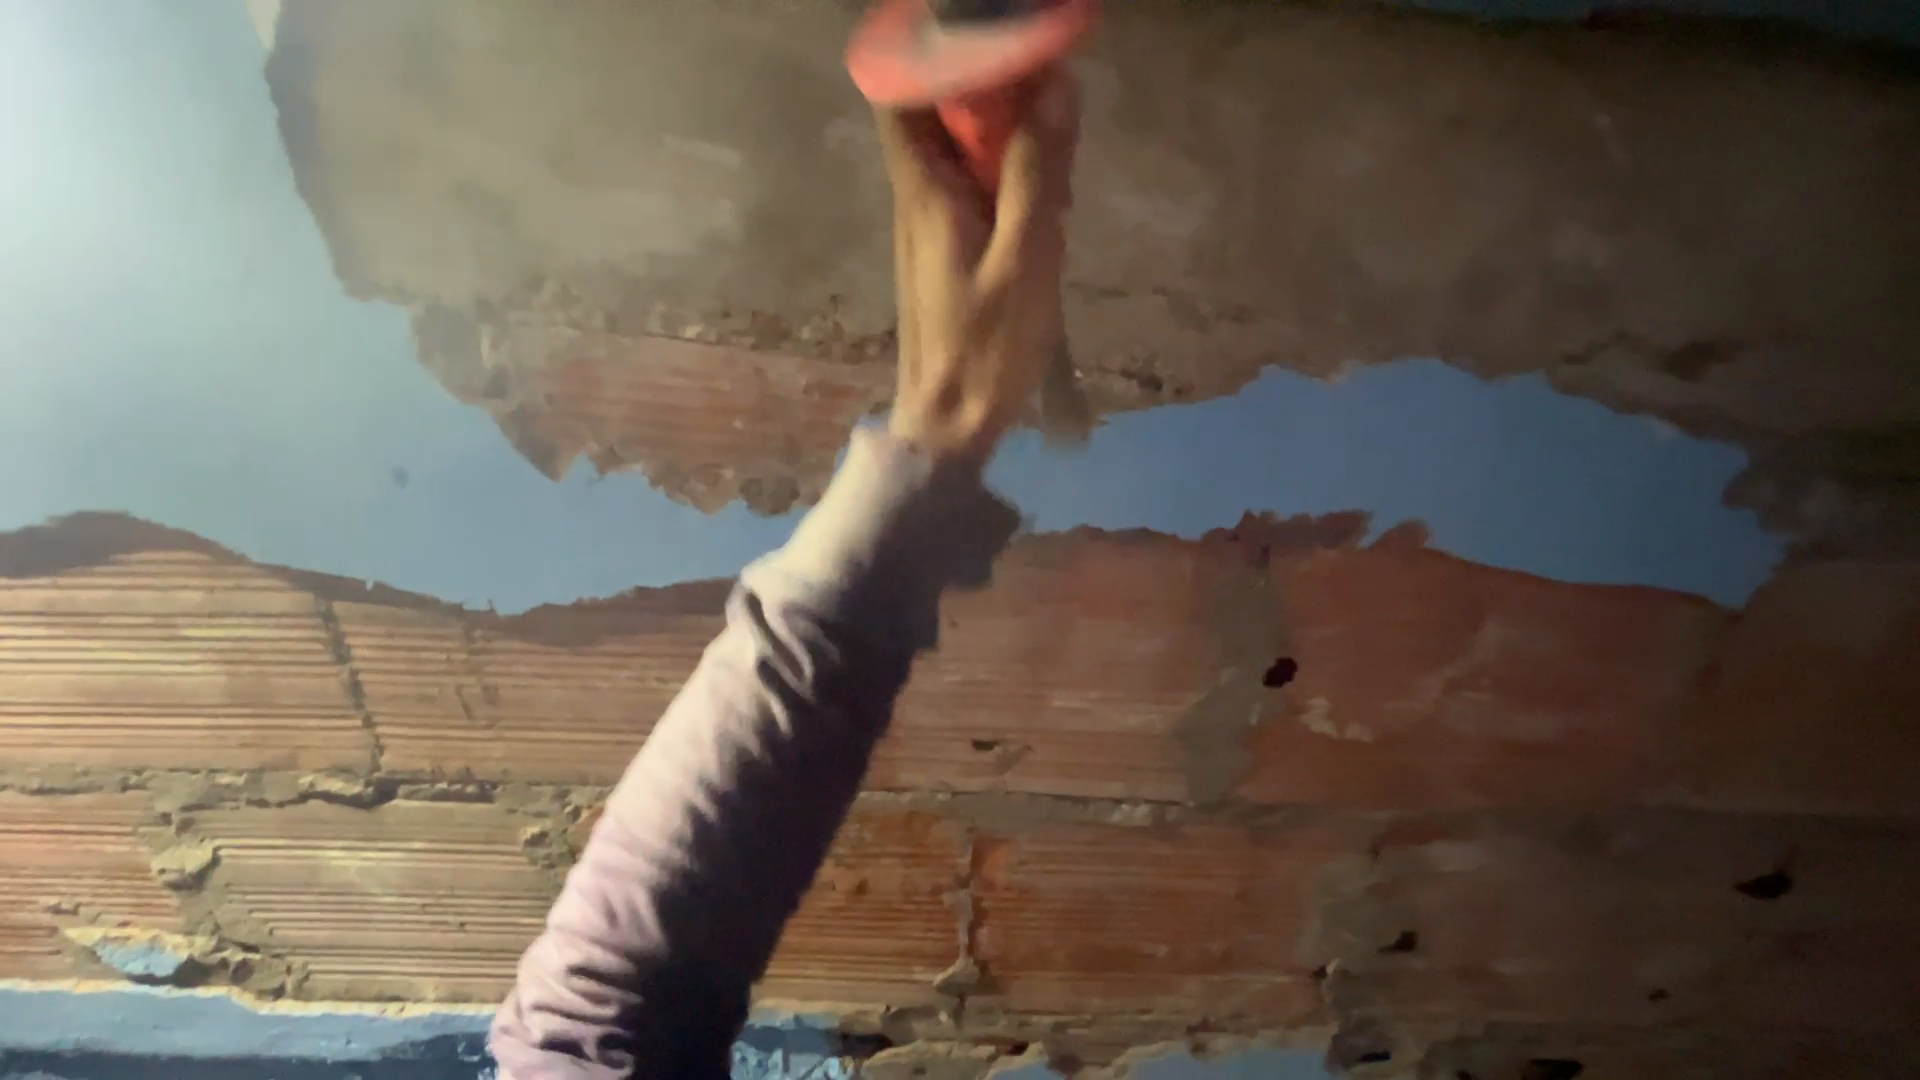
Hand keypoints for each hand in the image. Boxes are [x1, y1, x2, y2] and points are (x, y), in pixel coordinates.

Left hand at [876, 67, 1081, 465]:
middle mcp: (916, 199)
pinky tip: (1043, 215)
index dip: (940, 58)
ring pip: (960, 154)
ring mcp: (929, 228)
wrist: (949, 421)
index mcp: (924, 191)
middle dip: (994, 98)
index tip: (998, 49)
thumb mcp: (1024, 260)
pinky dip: (1007, 186)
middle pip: (938, 115)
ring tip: (1057, 169)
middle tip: (1051, 113)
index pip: (902, 92)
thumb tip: (1053, 87)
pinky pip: (972, 194)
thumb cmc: (985, 348)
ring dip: (1008, 145)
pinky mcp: (944, 254)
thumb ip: (1036, 173)